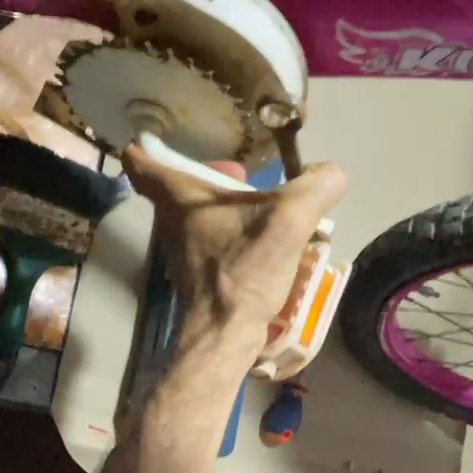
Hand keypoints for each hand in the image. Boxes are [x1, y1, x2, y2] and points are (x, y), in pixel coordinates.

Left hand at [121, 145, 347, 355]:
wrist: (225, 334)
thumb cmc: (244, 271)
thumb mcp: (289, 221)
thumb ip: (314, 188)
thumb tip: (331, 174)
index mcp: (179, 198)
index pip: (141, 162)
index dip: (147, 146)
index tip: (162, 139)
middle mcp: (170, 222)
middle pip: (178, 186)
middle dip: (210, 176)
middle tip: (243, 178)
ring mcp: (180, 250)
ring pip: (194, 215)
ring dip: (224, 207)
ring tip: (262, 209)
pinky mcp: (195, 275)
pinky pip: (209, 241)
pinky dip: (230, 234)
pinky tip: (260, 243)